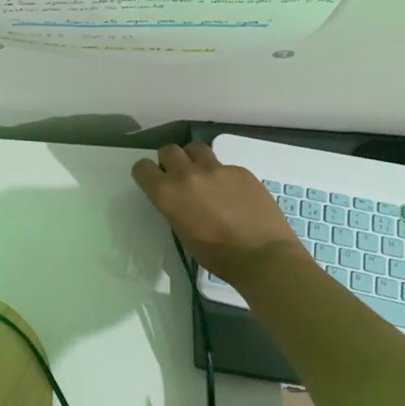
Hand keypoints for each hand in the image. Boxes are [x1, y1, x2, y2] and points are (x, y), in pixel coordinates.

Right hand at [131, 143, 302, 284]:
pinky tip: (235, 194)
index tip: (155, 181)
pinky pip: (225, 165)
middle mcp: (186, 175)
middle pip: (168, 150)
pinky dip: (224, 176)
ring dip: (194, 159)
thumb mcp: (181, 231)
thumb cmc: (216, 254)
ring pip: (196, 148)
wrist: (262, 256)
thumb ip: (174, 206)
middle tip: (180, 176)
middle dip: (170, 161)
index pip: (142, 167)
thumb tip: (179, 197)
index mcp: (166, 193)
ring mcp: (216, 169)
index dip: (147, 174)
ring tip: (205, 177)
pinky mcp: (241, 171)